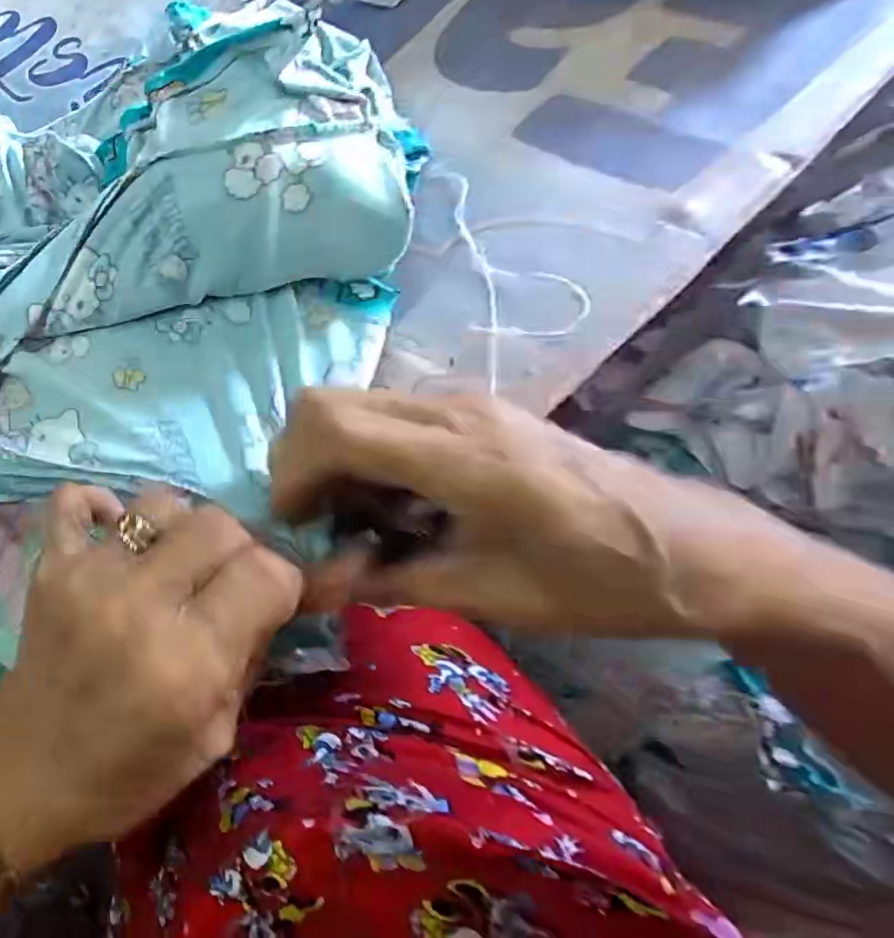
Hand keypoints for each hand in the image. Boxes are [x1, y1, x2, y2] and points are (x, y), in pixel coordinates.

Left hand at [0, 484, 302, 874]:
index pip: (266, 571)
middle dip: (237, 548)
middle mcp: (141, 601)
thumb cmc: (131, 767)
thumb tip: (291, 589)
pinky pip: (72, 499)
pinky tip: (112, 531)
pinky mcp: (48, 563)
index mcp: (192, 658)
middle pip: (217, 524)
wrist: (34, 763)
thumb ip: (251, 651)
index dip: (281, 580)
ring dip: (178, 528)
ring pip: (158, 502)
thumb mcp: (216, 732)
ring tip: (170, 562)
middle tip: (221, 581)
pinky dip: (99, 504)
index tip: (268, 599)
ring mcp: (88, 574)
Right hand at [270, 389, 781, 637]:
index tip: (296, 521)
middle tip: (312, 513)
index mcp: (463, 456)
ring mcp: (458, 403)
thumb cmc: (603, 582)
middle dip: (294, 459)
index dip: (291, 472)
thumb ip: (388, 582)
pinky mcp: (463, 409)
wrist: (707, 551)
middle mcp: (450, 412)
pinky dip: (352, 449)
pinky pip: (374, 413)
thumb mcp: (490, 597)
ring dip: (321, 453)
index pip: (331, 428)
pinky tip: (386, 497)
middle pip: (321, 404)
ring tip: (348, 509)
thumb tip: (310, 585)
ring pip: (341, 402)